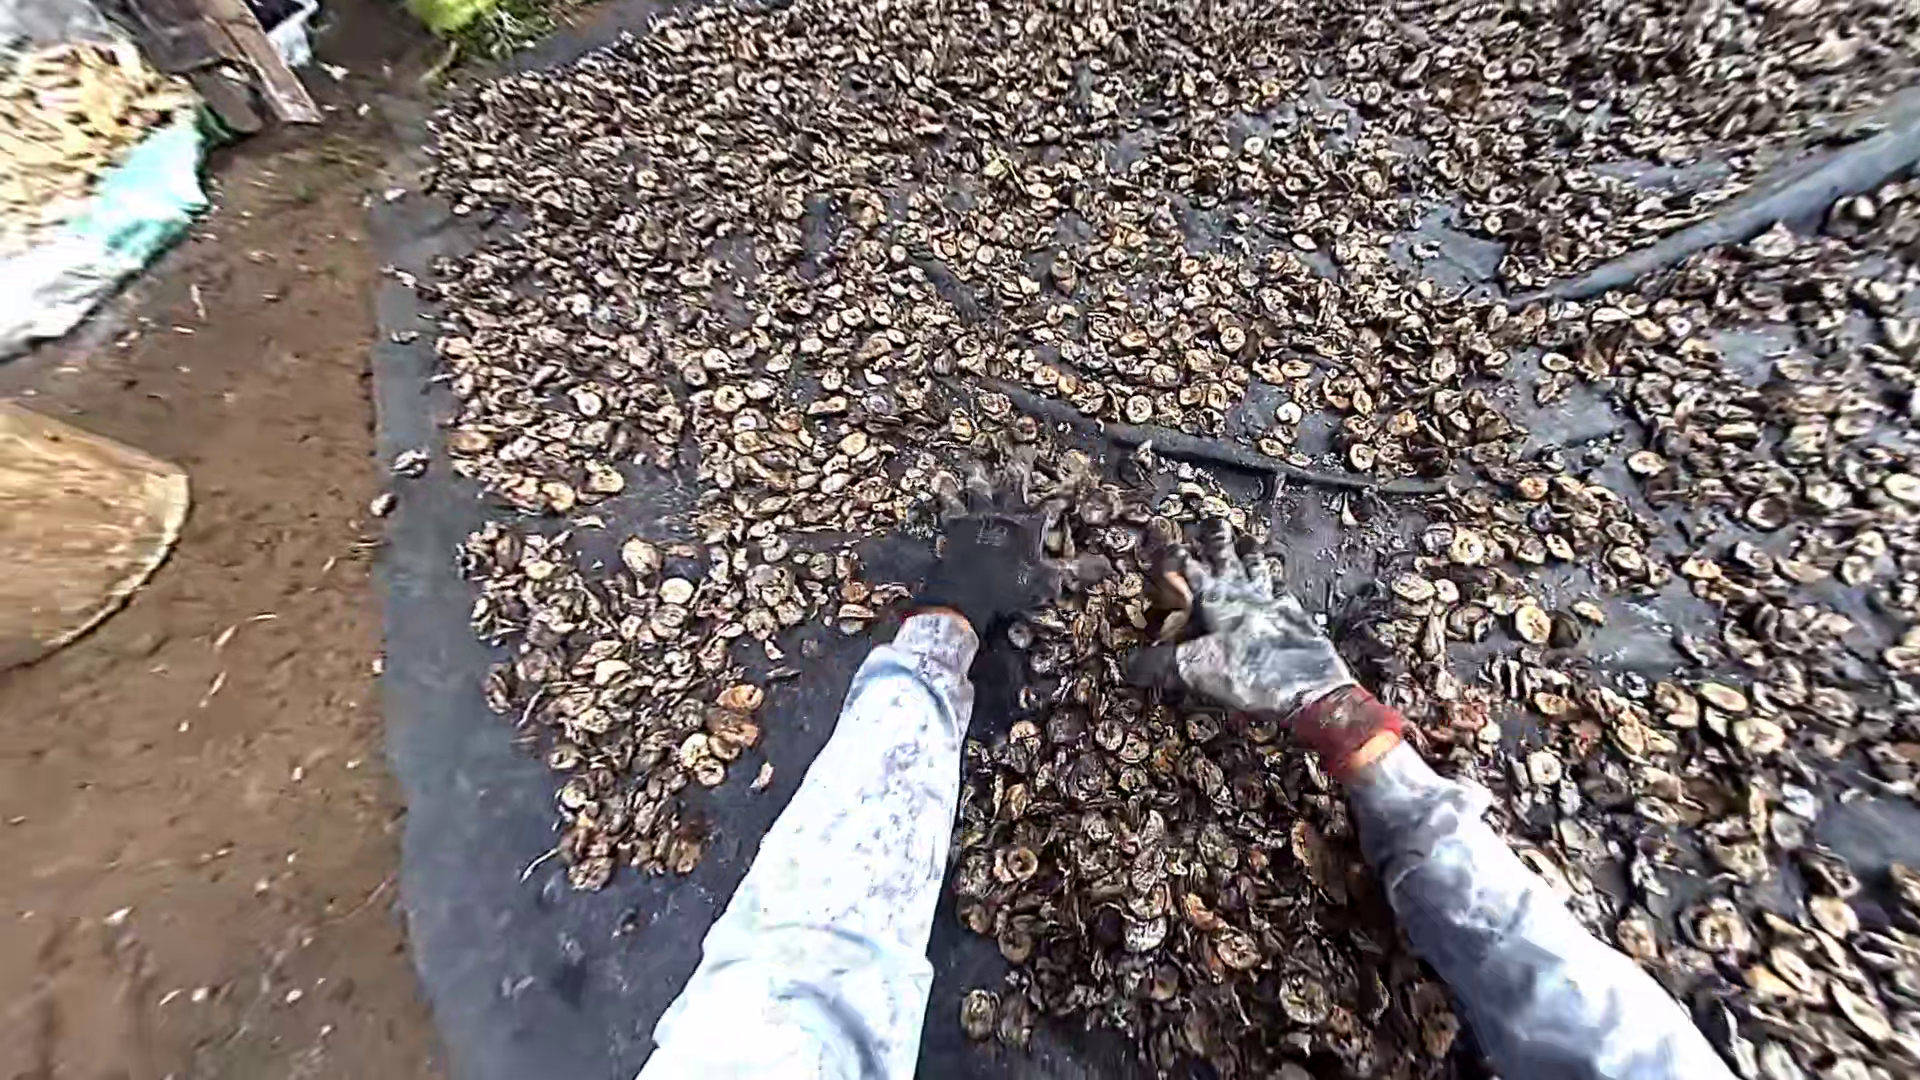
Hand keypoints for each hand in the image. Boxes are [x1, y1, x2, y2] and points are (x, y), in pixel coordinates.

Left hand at [913, 463, 1107, 633]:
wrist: (964, 595)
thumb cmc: (1008, 588)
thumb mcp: (1047, 582)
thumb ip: (1076, 571)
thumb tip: (1107, 566)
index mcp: (1029, 524)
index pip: (1054, 503)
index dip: (1065, 492)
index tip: (1073, 480)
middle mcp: (1004, 512)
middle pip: (1016, 481)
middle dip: (1023, 464)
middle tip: (1025, 449)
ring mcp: (977, 515)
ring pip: (979, 485)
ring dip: (978, 472)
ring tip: (974, 460)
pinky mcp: (953, 524)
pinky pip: (949, 503)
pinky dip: (945, 491)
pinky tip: (941, 480)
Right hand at [1130, 520, 1401, 777]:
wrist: (1309, 691)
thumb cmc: (1248, 673)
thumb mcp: (1195, 670)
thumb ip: (1159, 664)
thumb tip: (1127, 665)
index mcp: (1215, 598)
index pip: (1188, 566)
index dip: (1173, 551)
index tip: (1162, 537)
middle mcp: (1243, 593)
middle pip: (1226, 557)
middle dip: (1216, 538)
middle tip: (1212, 519)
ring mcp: (1272, 602)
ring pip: (1258, 568)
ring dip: (1250, 553)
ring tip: (1249, 539)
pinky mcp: (1295, 617)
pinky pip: (1284, 593)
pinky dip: (1278, 585)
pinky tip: (1280, 585)